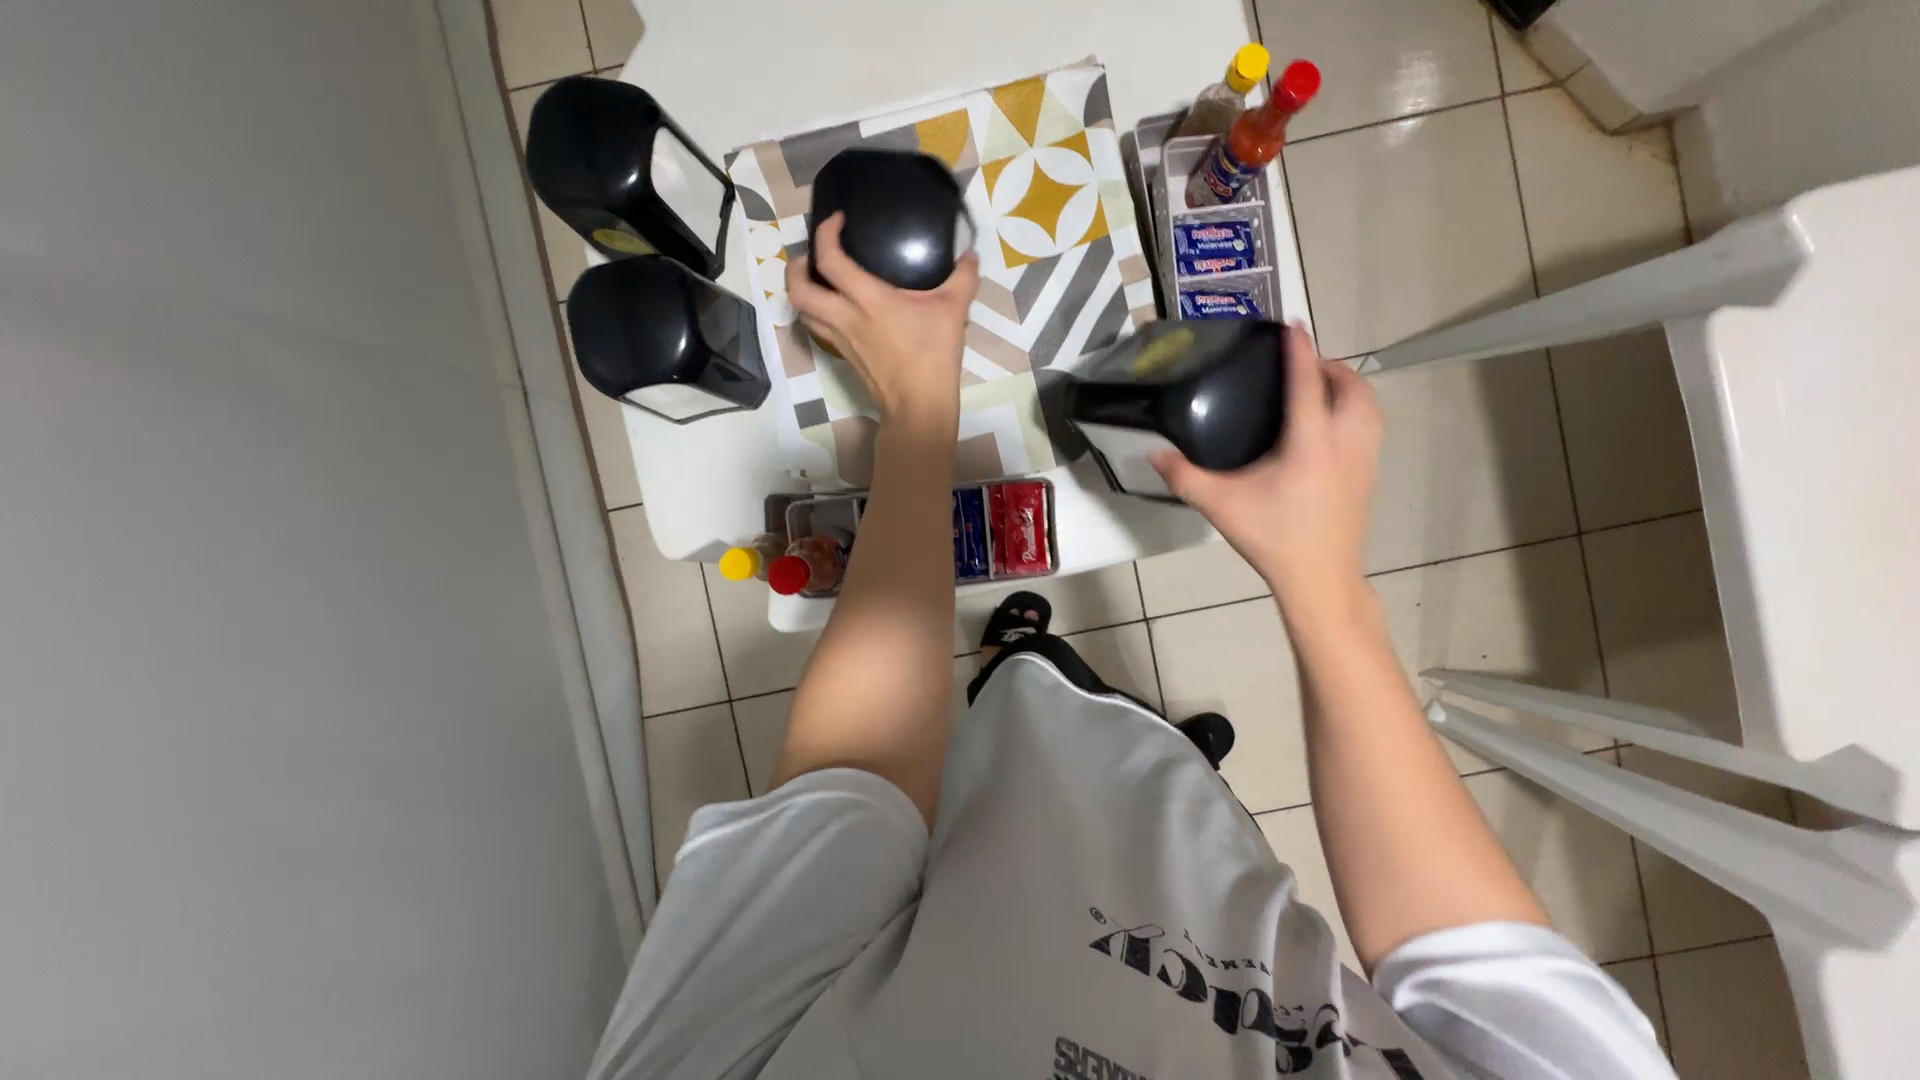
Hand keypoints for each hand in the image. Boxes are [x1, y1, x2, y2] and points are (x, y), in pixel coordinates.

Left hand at [787, 213, 980, 434]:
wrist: (918, 405)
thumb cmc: (933, 354)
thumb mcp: (953, 310)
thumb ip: (963, 278)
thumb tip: (971, 257)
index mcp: (867, 299)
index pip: (830, 259)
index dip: (825, 233)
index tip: (837, 221)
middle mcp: (845, 317)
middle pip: (798, 289)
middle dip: (795, 267)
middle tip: (811, 255)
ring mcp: (841, 339)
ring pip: (804, 312)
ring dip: (803, 292)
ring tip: (819, 280)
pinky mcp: (846, 356)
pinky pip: (819, 329)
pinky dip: (818, 313)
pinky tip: (838, 310)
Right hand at [1151, 324, 1381, 617]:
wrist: (1319, 579)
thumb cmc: (1272, 539)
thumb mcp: (1220, 506)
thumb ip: (1185, 477)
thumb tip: (1154, 453)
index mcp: (1309, 445)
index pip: (1307, 384)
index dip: (1299, 351)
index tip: (1293, 325)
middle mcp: (1344, 443)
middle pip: (1351, 387)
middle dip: (1330, 366)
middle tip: (1301, 364)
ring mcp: (1363, 459)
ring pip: (1369, 405)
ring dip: (1348, 386)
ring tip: (1319, 386)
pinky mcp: (1369, 474)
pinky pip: (1371, 425)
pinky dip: (1356, 409)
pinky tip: (1330, 423)